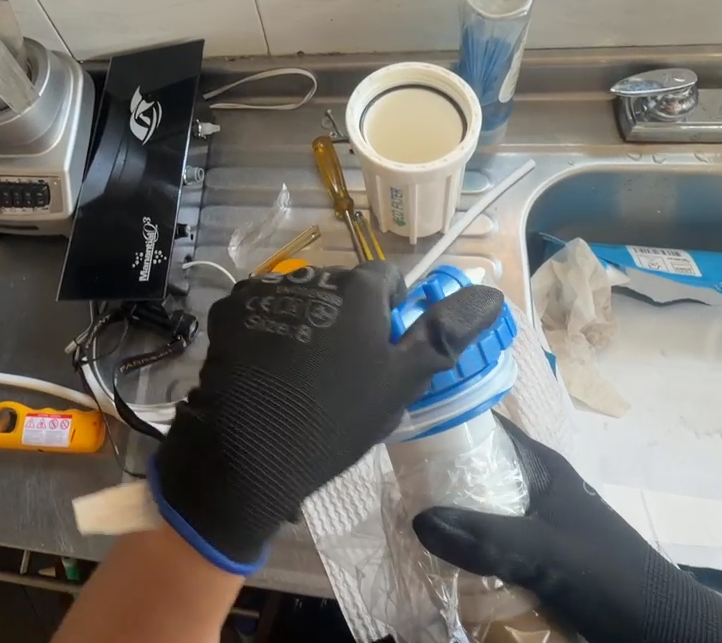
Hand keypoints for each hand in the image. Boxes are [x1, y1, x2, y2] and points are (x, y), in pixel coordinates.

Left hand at [152, 261, 502, 573]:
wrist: (249, 448)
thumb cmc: (338, 416)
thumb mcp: (402, 380)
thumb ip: (445, 332)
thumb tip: (493, 292)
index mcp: (359, 287)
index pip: (389, 279)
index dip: (392, 312)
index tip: (382, 350)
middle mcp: (311, 273)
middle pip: (341, 286)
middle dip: (346, 315)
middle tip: (341, 369)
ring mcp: (264, 288)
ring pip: (300, 297)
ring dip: (306, 319)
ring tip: (299, 372)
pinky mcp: (228, 308)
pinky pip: (259, 310)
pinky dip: (265, 329)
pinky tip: (265, 367)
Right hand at [413, 419, 721, 642]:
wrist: (668, 635)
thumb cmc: (611, 578)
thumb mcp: (545, 553)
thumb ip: (485, 537)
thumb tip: (416, 520)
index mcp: (539, 464)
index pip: (482, 424)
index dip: (442, 417)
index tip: (398, 421)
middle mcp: (534, 484)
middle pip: (474, 465)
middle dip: (436, 470)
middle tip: (390, 477)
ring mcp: (537, 521)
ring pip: (480, 504)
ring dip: (450, 511)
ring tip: (405, 516)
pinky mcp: (539, 556)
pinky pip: (491, 540)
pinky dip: (467, 544)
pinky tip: (441, 558)